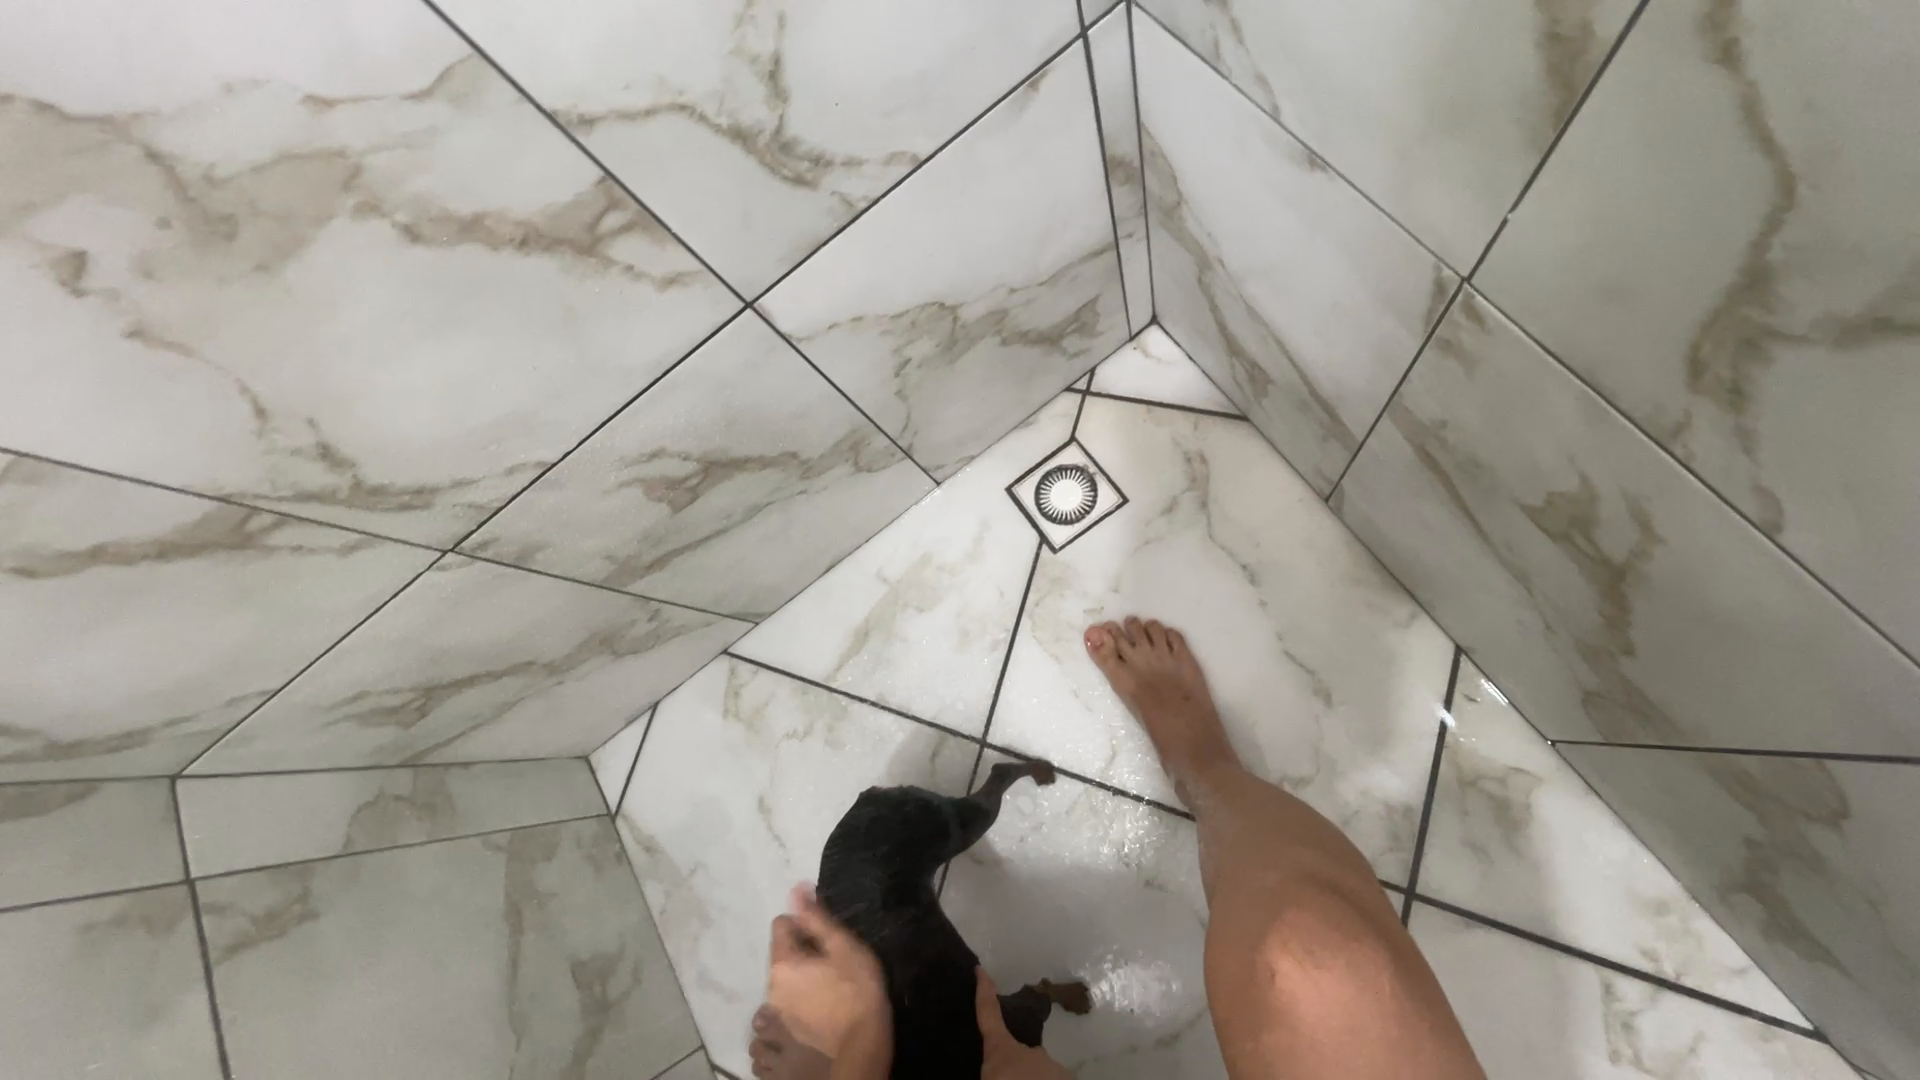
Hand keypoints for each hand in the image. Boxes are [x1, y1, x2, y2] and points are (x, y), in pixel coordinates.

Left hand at [766, 885, 890, 1060]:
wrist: (863, 1041)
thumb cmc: (856, 986)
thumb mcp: (841, 944)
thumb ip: (815, 917)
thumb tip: (796, 890)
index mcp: (782, 963)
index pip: (781, 923)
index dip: (804, 922)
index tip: (827, 934)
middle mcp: (772, 986)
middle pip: (783, 949)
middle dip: (804, 946)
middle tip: (834, 956)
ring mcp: (779, 1010)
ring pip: (788, 973)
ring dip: (804, 968)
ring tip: (833, 977)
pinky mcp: (789, 1026)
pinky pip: (792, 996)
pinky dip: (805, 990)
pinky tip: (829, 997)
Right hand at [976, 969, 1072, 1078]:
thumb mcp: (988, 1076)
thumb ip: (988, 1067)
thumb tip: (988, 1063)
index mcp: (1001, 1052)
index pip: (988, 1013)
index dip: (984, 990)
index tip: (981, 968)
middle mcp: (1028, 1052)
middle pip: (1015, 1056)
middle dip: (1010, 1072)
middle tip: (1003, 1079)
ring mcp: (1050, 1066)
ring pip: (1035, 1074)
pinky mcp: (1067, 1077)